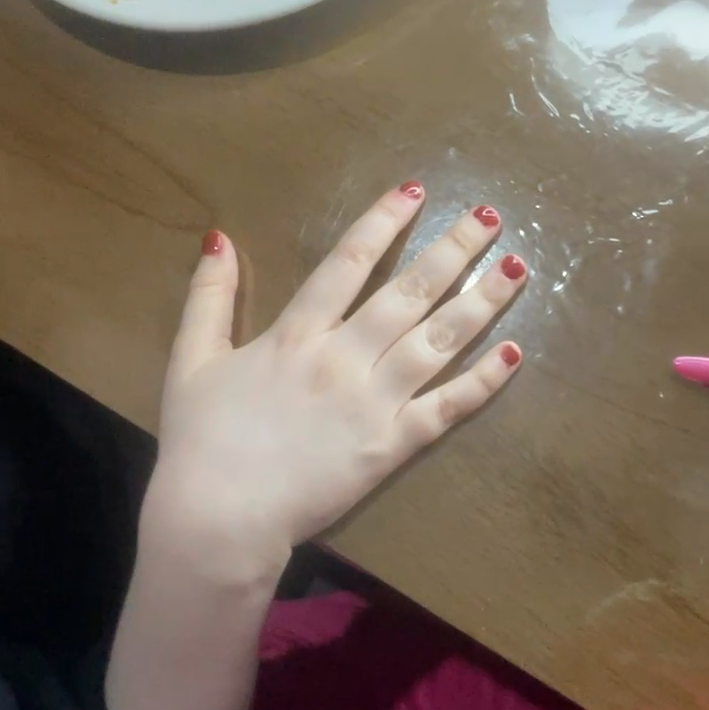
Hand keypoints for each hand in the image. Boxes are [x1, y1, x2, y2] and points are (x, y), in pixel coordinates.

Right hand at [140, 183, 527, 574]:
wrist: (220, 518)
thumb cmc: (201, 442)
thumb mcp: (190, 360)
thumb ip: (207, 297)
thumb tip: (219, 238)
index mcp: (297, 333)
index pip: (349, 260)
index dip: (385, 220)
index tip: (417, 191)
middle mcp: (346, 356)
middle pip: (410, 290)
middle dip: (454, 248)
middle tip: (492, 217)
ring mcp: (376, 401)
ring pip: (439, 340)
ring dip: (482, 301)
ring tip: (517, 269)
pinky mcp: (395, 445)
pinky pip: (448, 406)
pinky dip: (483, 381)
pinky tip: (513, 353)